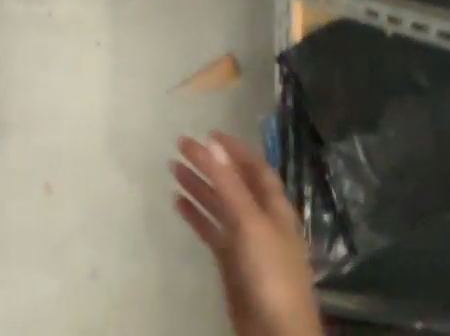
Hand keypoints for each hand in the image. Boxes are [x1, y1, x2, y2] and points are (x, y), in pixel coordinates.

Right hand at [173, 133, 323, 335]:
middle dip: (211, 164)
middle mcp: (262, 221)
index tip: (209, 133)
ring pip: (219, 206)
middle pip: (234, 185)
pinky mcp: (230, 262)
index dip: (236, 150)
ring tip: (173, 167)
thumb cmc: (271, 272)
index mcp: (275, 210)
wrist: (276, 332)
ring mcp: (246, 243)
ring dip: (199, 186)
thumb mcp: (251, 222)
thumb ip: (229, 183)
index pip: (257, 170)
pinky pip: (211, 230)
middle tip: (182, 145)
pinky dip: (195, 215)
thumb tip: (211, 142)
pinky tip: (177, 202)